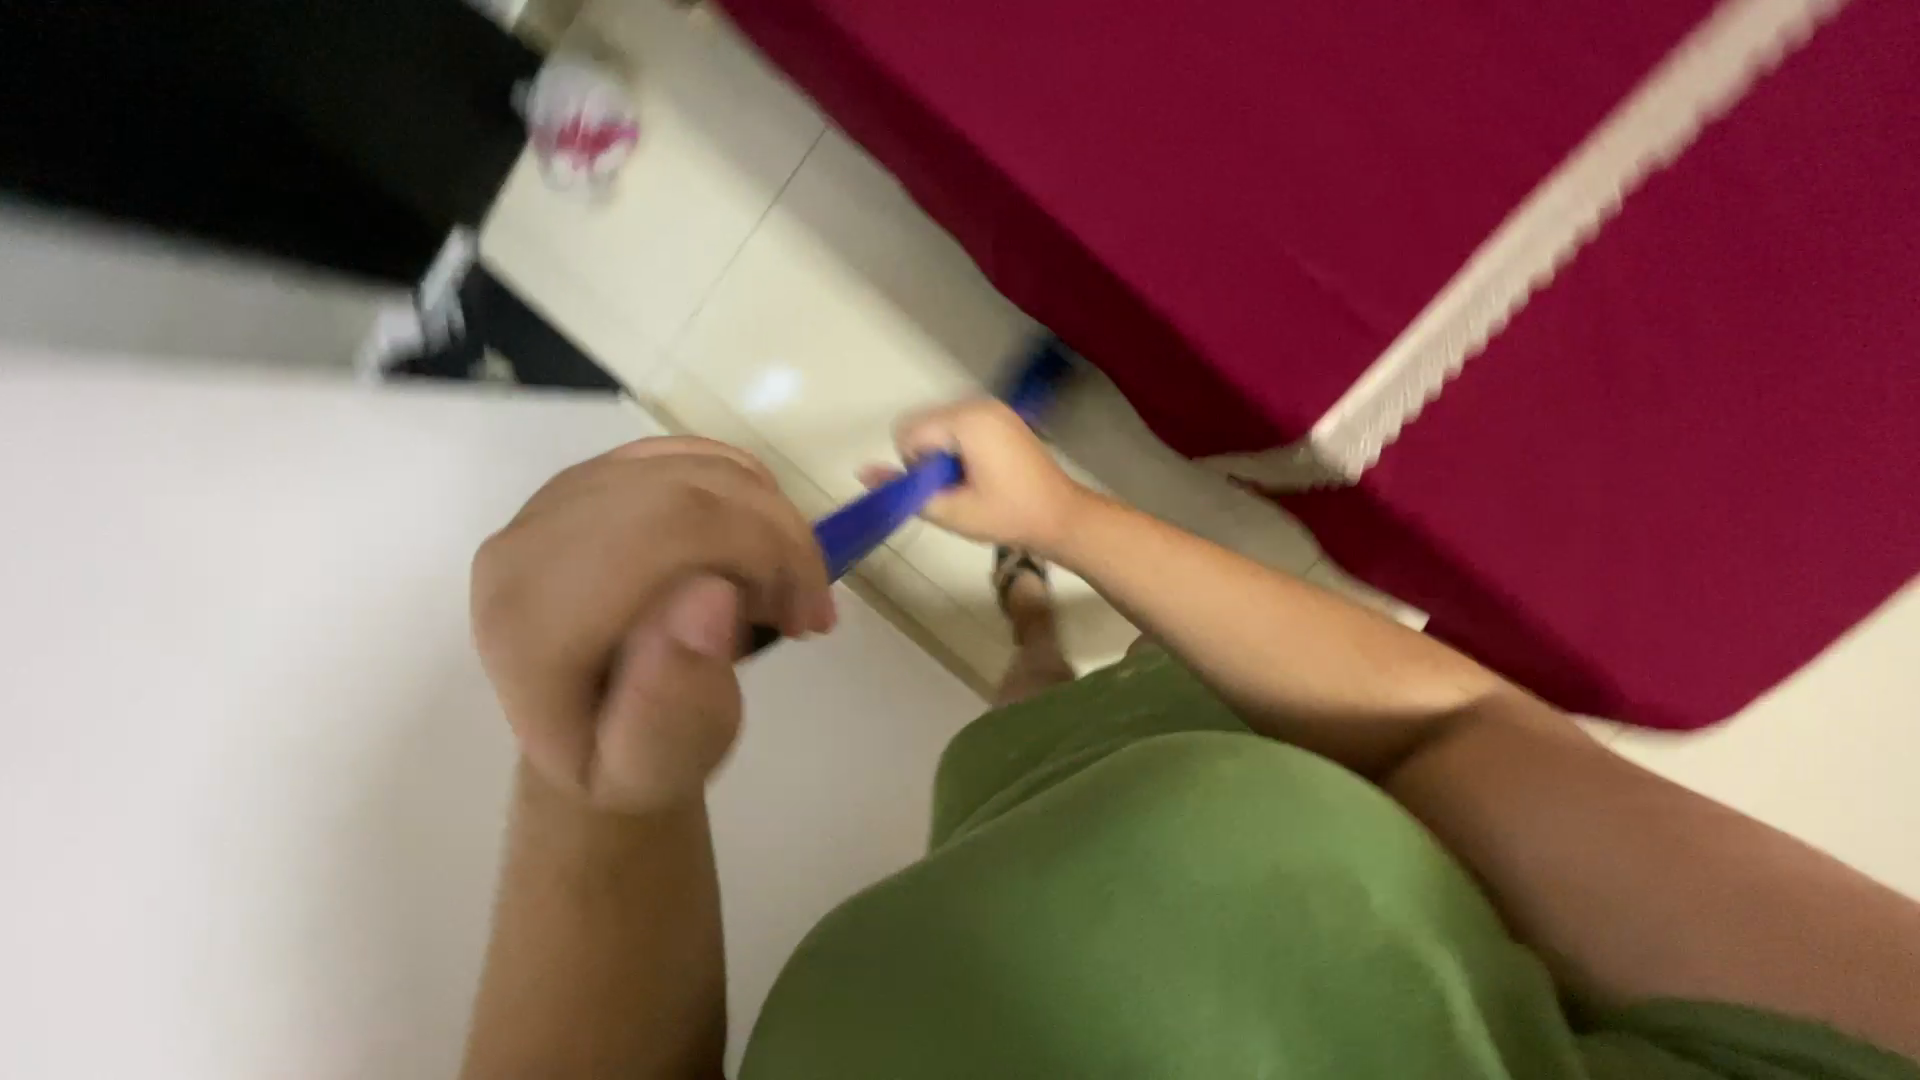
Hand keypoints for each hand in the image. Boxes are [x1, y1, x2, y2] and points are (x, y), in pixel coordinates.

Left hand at [472, 437, 834, 813]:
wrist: (600, 733)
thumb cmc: (634, 760)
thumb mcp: (656, 766)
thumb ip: (672, 705)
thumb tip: (708, 593)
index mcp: (531, 620)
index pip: (667, 531)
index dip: (763, 551)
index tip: (811, 620)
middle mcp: (527, 544)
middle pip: (685, 491)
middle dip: (778, 537)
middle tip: (812, 607)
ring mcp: (555, 500)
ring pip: (695, 466)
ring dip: (770, 518)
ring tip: (787, 588)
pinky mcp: (590, 480)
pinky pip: (688, 453)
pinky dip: (748, 491)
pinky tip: (760, 546)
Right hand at [860, 398, 1089, 552]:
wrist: (1062, 516)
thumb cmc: (1008, 516)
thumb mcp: (950, 510)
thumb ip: (903, 490)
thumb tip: (861, 472)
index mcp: (967, 420)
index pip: (908, 432)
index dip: (916, 467)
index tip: (945, 488)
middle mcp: (978, 403)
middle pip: (922, 425)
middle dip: (929, 459)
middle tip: (960, 488)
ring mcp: (992, 407)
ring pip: (938, 427)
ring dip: (944, 456)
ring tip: (973, 483)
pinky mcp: (1000, 416)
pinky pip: (958, 426)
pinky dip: (959, 449)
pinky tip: (983, 473)